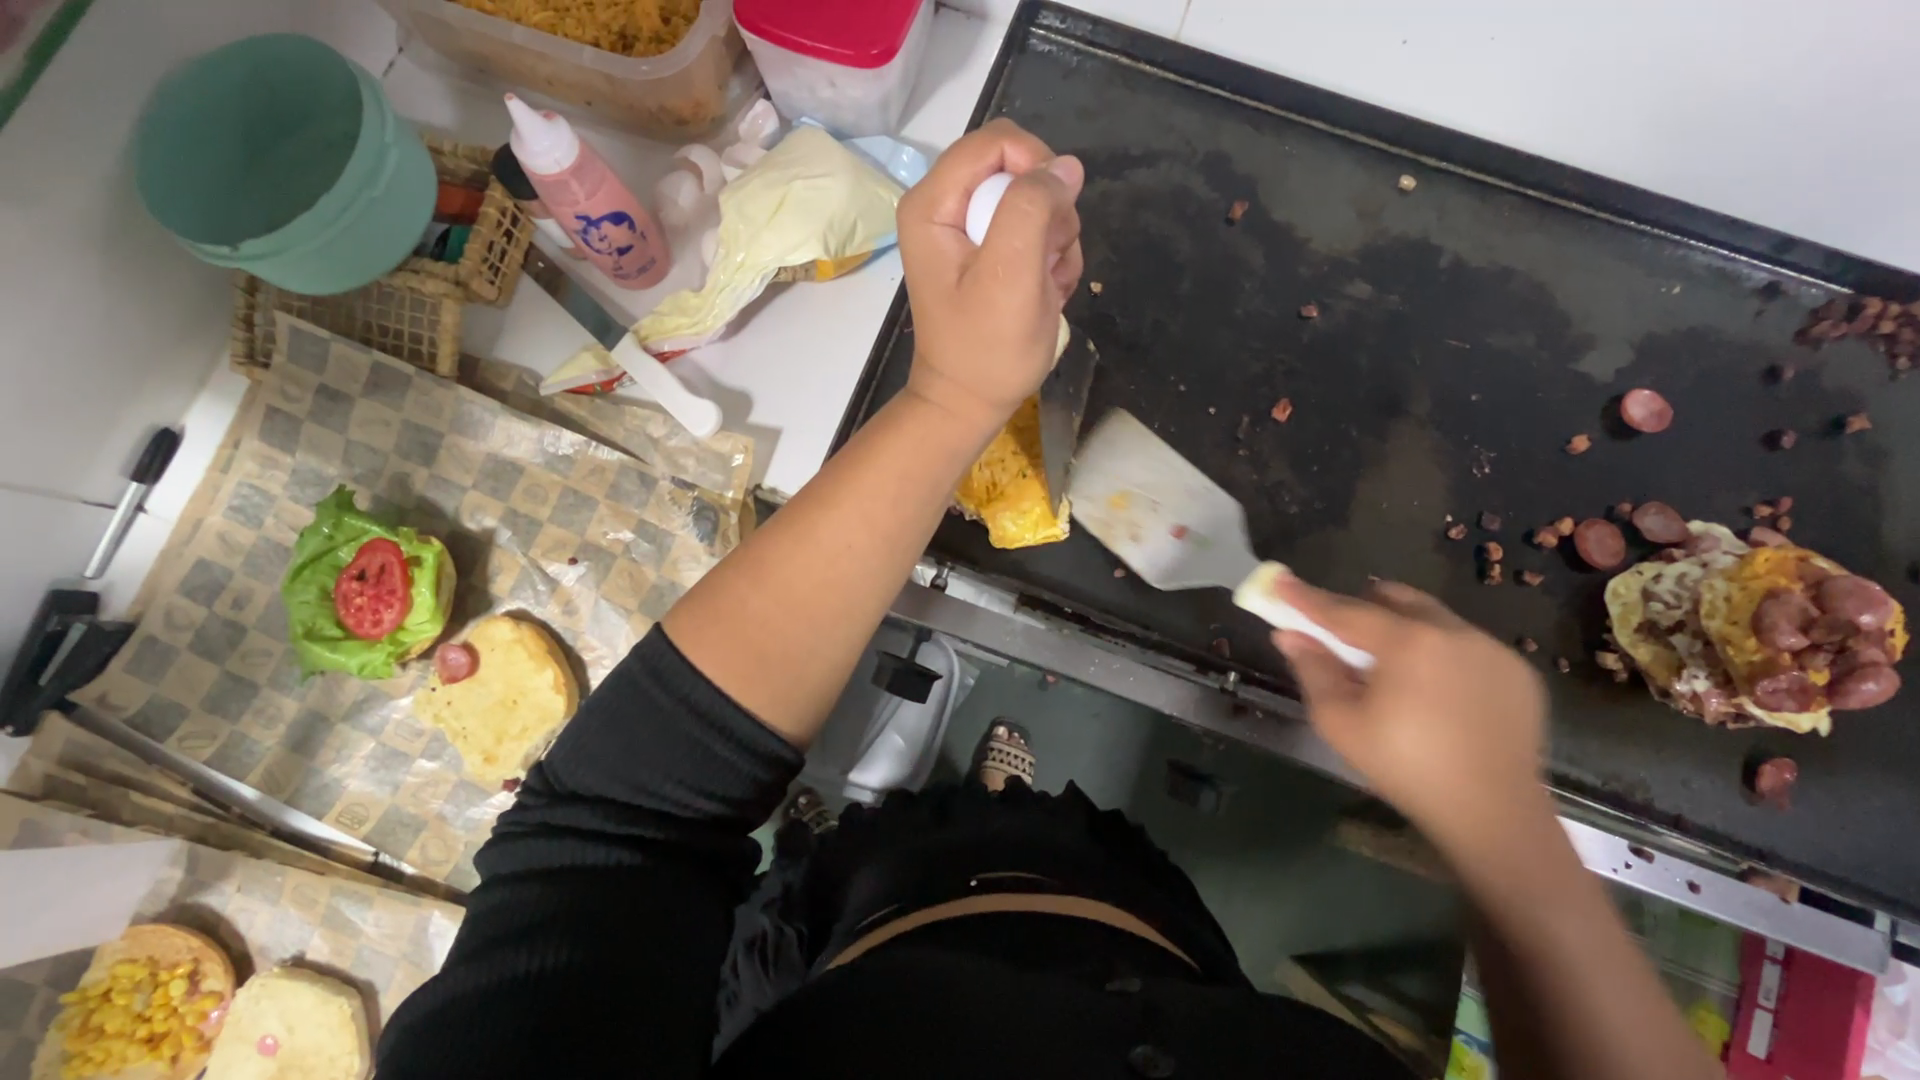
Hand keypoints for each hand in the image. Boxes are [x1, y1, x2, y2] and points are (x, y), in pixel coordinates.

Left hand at [896, 118, 1084, 431]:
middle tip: (1044, 263)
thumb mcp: (1012, 275)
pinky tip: (1044, 293)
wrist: (971, 402)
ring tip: (1043, 287)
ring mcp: (971, 230)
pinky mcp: (992, 252)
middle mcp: (947, 207)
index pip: (996, 141)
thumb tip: (1065, 167)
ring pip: (1037, 201)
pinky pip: (1039, 230)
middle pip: (1020, 169)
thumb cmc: (986, 349)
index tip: (1053, 215)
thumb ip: (1033, 208)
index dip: (1036, 166)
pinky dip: (1052, 260)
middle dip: (1048, 213)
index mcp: (933, 204)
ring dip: (1056, 242)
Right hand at [1270, 577, 1551, 849]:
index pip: (1344, 611)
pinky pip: (1466, 647)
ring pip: (1434, 621)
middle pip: (1395, 601)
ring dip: (1403, 632)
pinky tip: (1434, 695)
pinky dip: (1440, 655)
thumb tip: (1290, 635)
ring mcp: (1492, 649)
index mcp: (1408, 641)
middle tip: (1340, 635)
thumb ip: (1314, 670)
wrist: (1493, 813)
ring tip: (1389, 671)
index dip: (1305, 598)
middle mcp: (1454, 631)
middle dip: (1362, 609)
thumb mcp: (1341, 723)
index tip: (1277, 582)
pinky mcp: (1517, 671)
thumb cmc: (1405, 768)